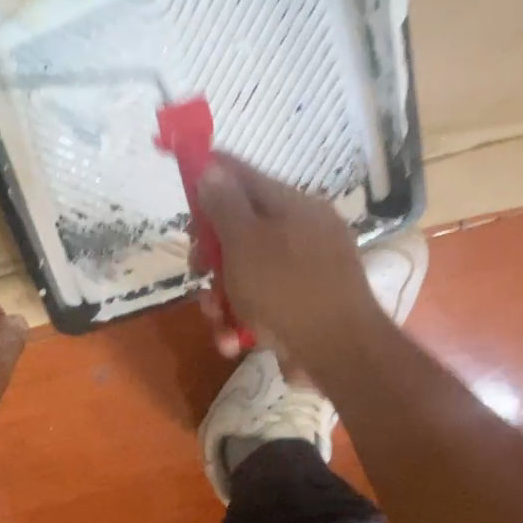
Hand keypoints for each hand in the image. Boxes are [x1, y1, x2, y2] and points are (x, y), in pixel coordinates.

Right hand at [194, 154, 388, 378]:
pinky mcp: (305, 306)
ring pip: (246, 272)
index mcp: (294, 206)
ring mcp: (306, 271)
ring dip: (222, 297)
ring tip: (216, 319)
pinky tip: (233, 340)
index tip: (184, 174)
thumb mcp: (244, 242)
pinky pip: (263, 302)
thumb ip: (224, 205)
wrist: (338, 353)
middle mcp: (303, 232)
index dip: (211, 174)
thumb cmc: (286, 289)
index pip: (245, 175)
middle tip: (196, 269)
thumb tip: (212, 169)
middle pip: (241, 229)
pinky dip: (242, 320)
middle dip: (211, 254)